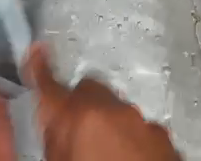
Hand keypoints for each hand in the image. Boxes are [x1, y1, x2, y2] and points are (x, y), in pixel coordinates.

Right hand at [27, 47, 180, 160]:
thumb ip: (55, 142)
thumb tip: (54, 131)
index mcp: (77, 118)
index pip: (49, 85)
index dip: (39, 68)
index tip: (35, 51)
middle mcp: (110, 110)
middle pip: (88, 92)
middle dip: (81, 108)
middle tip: (75, 141)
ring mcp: (142, 122)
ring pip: (118, 112)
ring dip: (110, 128)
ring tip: (106, 157)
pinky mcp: (165, 139)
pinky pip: (142, 132)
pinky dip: (134, 143)